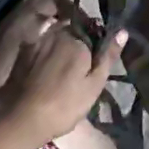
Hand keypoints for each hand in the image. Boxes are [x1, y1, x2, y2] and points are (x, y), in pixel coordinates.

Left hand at [2, 16, 124, 144]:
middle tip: (78, 68)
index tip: (93, 61)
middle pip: (73, 31)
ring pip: (56, 35)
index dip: (94, 45)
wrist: (26, 117)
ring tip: (62, 69)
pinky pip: (41, 42)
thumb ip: (108, 56)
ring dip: (61, 45)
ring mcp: (40, 40)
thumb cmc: (66, 105)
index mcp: (78, 40)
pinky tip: (46, 70)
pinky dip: (46, 51)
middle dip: (77, 42)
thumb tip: (123, 31)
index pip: (92, 32)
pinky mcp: (26, 50)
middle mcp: (58, 33)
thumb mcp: (94, 85)